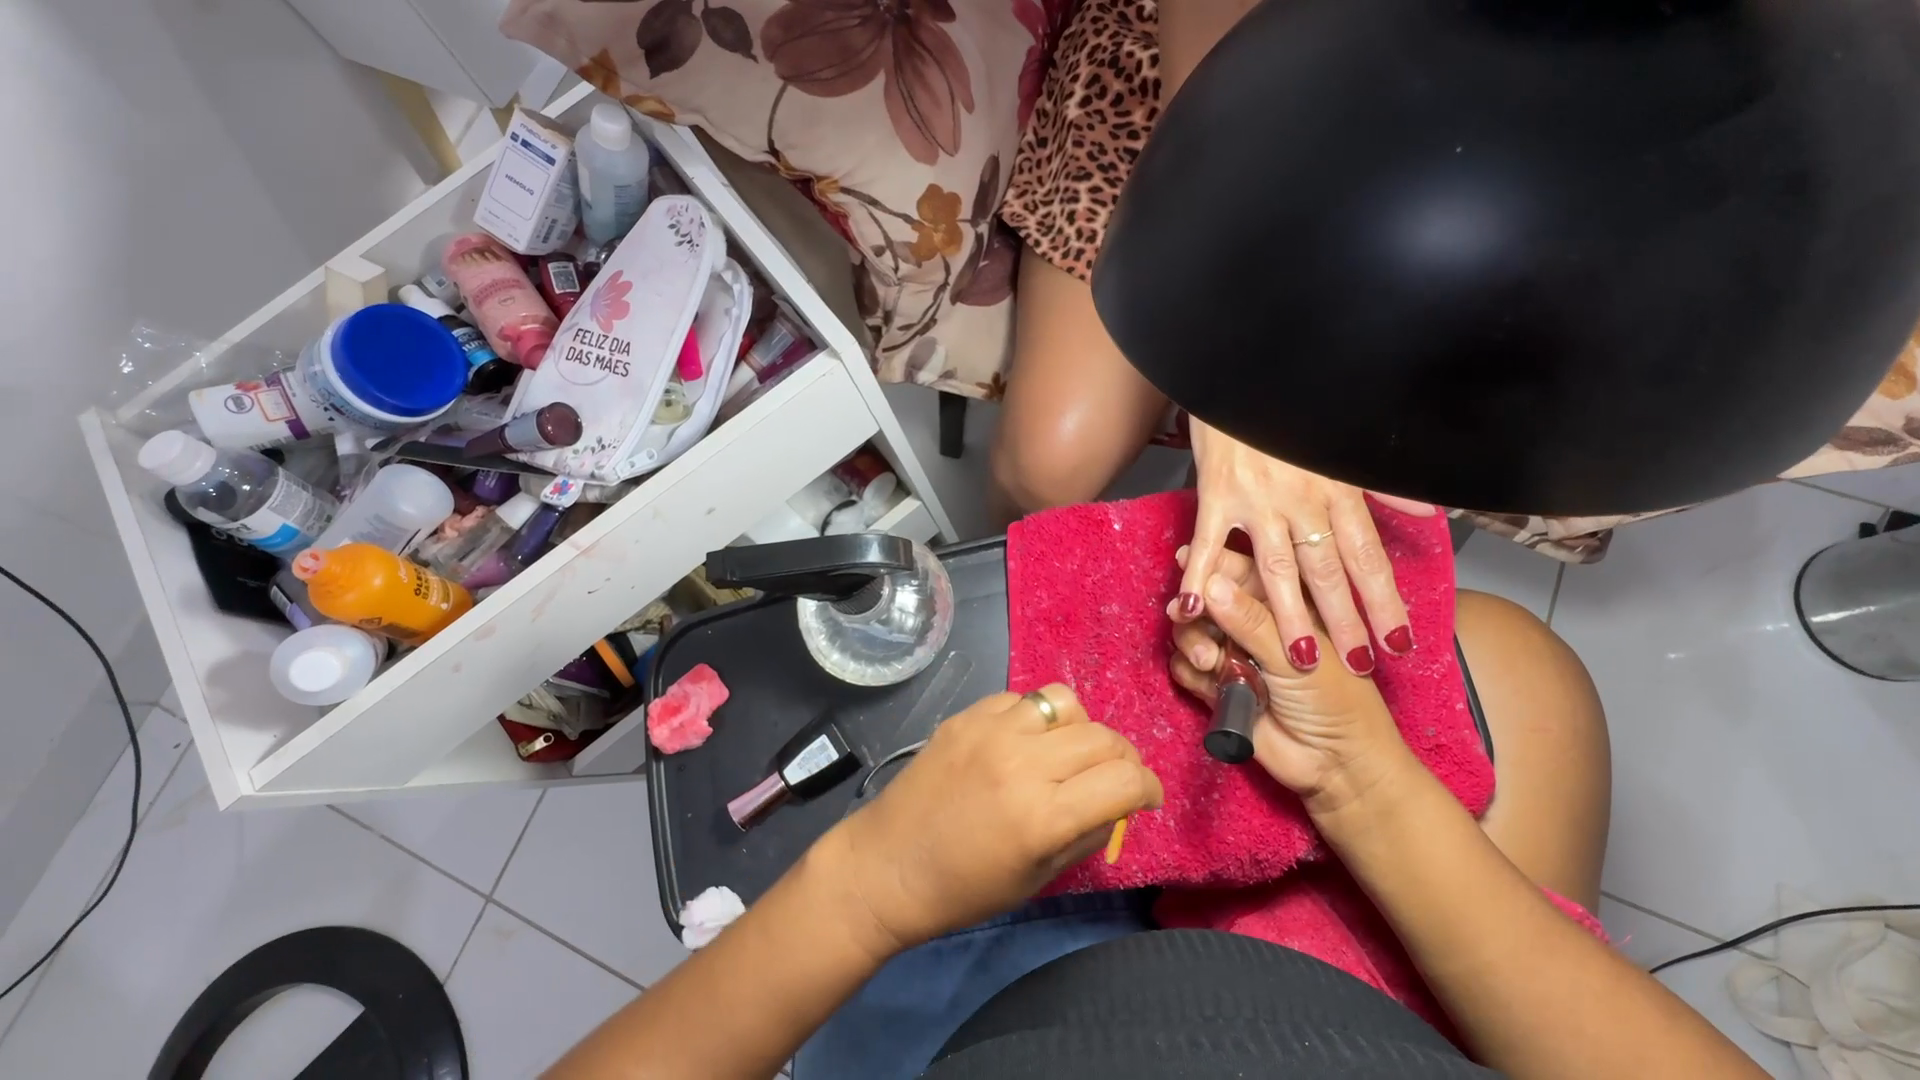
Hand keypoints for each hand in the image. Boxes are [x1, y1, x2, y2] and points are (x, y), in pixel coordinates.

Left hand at [827, 686, 1163, 950]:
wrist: (888, 866)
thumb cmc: (965, 888)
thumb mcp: (1040, 876)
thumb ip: (1090, 832)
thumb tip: (1121, 801)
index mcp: (1043, 815)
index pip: (1126, 779)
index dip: (1148, 788)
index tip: (1145, 798)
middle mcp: (1021, 762)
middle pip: (1104, 738)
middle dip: (1122, 760)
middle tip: (1112, 780)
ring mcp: (991, 732)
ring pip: (1066, 703)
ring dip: (1080, 729)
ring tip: (1067, 753)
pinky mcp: (966, 716)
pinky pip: (1022, 699)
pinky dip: (1036, 718)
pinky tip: (1024, 743)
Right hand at [1166, 547, 1413, 814]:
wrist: (1335, 765)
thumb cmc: (1333, 699)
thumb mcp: (1294, 654)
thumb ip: (1250, 620)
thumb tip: (1208, 582)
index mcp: (1281, 604)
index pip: (1238, 572)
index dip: (1210, 567)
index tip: (1187, 564)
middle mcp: (1252, 624)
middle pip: (1205, 601)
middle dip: (1193, 609)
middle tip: (1187, 617)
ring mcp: (1232, 655)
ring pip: (1190, 633)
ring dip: (1190, 642)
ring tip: (1207, 661)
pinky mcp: (1216, 686)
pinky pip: (1185, 668)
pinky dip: (1187, 671)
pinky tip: (1203, 681)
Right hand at [1180, 419, 1434, 676]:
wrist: (1248, 372)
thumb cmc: (1293, 413)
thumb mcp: (1345, 445)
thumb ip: (1383, 487)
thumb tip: (1431, 514)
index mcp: (1338, 490)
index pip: (1367, 555)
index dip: (1384, 600)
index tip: (1399, 641)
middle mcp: (1304, 501)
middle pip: (1327, 570)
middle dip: (1345, 620)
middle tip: (1357, 664)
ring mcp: (1258, 501)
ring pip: (1276, 566)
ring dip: (1287, 613)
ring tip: (1300, 657)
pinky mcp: (1216, 495)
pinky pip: (1209, 542)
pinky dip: (1200, 575)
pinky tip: (1193, 609)